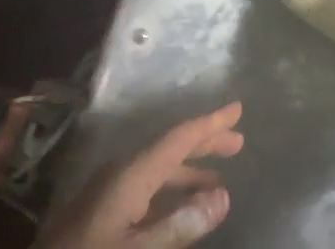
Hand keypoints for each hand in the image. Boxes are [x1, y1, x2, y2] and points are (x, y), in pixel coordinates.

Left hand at [35, 103, 244, 248]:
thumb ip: (179, 224)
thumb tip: (224, 194)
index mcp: (129, 176)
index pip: (177, 139)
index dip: (209, 124)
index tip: (237, 109)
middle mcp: (118, 176)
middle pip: (167, 149)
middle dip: (203, 144)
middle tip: (238, 142)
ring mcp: (104, 196)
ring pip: (155, 172)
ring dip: (188, 172)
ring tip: (217, 182)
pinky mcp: (96, 217)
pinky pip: (144, 191)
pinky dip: (168, 193)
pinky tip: (178, 210)